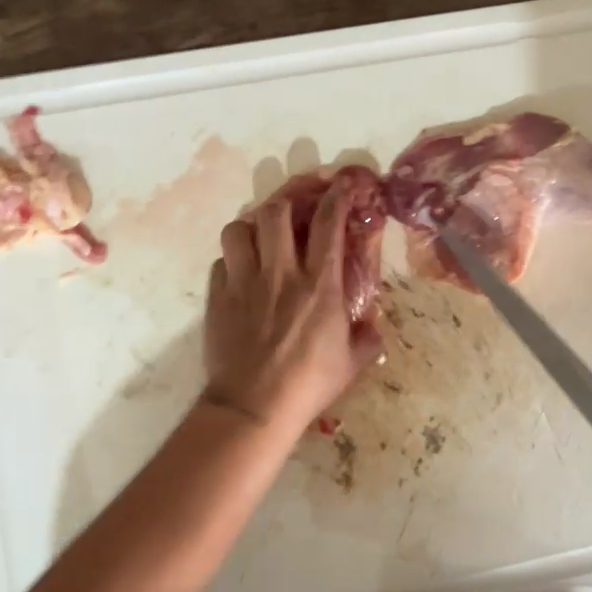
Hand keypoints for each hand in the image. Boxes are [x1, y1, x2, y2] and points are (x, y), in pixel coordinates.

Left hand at [204, 189, 382, 428]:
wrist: (255, 406)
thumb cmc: (309, 385)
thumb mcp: (353, 363)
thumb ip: (368, 337)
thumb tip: (374, 324)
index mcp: (319, 286)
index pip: (328, 224)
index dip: (336, 197)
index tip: (342, 185)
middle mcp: (280, 274)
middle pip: (275, 212)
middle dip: (287, 200)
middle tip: (295, 206)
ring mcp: (244, 283)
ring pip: (238, 229)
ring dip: (251, 227)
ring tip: (260, 236)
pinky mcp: (217, 298)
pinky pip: (221, 262)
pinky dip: (232, 260)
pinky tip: (241, 272)